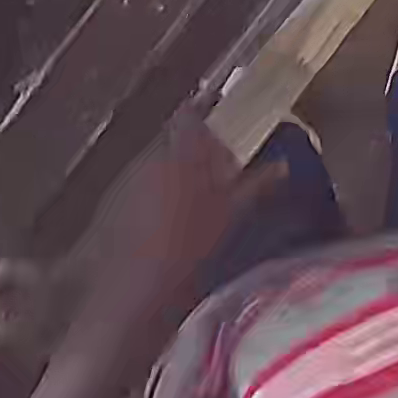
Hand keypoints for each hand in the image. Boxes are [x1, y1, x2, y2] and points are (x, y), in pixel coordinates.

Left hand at [67, 104, 281, 309]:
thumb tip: (283, 165)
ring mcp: (129, 179)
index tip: (222, 108)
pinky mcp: (114, 202)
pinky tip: (171, 210)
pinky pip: (143, 181)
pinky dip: (159, 186)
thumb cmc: (191, 245)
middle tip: (219, 156)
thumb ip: (258, 184)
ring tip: (198, 186)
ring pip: (159, 159)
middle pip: (175, 135)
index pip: (190, 113)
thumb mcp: (232, 213)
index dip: (204, 106)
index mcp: (183, 152)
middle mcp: (152, 157)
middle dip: (195, 142)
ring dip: (177, 165)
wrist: (136, 290)